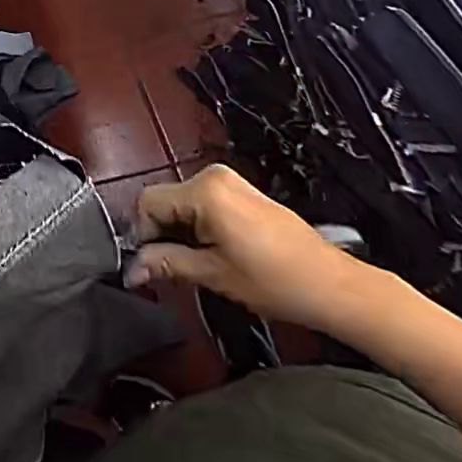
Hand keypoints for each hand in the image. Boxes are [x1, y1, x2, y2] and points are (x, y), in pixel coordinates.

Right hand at [123, 163, 391, 333]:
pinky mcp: (241, 192)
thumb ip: (166, 264)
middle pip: (165, 201)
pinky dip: (198, 226)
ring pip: (182, 204)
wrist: (330, 284)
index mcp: (205, 191)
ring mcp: (230, 182)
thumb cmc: (276, 280)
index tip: (149, 265)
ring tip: (200, 264)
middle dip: (162, 234)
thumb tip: (131, 268)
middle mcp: (214, 176)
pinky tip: (215, 253)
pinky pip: (202, 203)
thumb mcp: (212, 274)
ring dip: (180, 232)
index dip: (143, 235)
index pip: (148, 202)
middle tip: (174, 269)